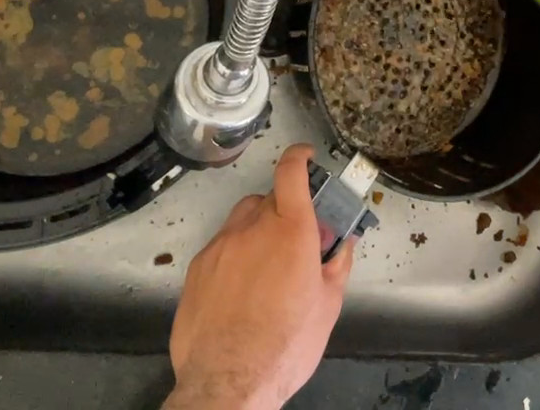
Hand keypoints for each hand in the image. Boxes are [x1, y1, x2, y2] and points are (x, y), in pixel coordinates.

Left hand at [164, 144, 354, 409]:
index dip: (298, 156)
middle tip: (295, 242)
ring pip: (242, 221)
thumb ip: (336, 265)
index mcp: (291, 230)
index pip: (290, 171)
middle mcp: (253, 227)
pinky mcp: (197, 268)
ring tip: (265, 268)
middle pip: (269, 199)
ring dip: (257, 231)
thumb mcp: (328, 305)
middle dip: (284, 212)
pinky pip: (221, 247)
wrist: (227, 383)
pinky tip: (240, 290)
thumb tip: (342, 245)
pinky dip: (234, 256)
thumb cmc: (285, 345)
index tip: (305, 156)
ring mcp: (220, 246)